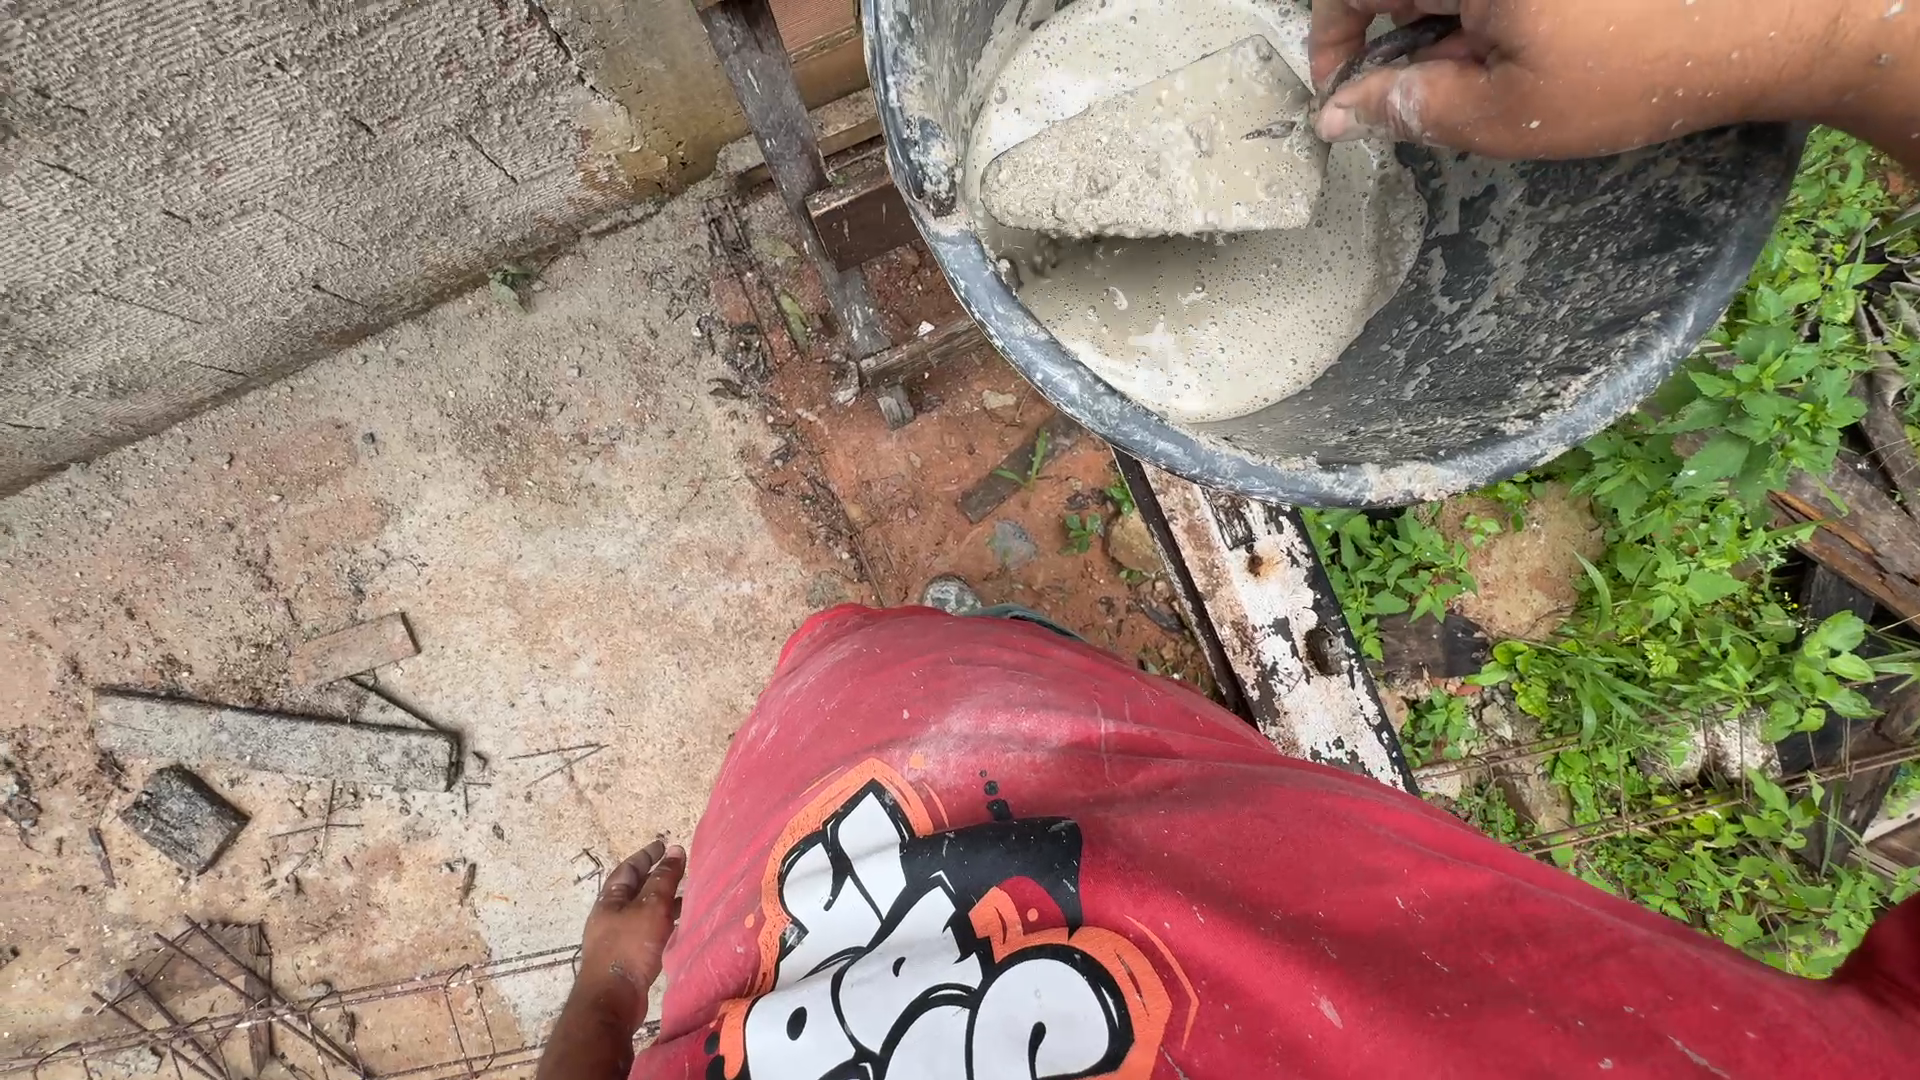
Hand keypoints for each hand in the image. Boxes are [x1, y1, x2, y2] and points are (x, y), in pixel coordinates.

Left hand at [538, 840, 685, 1079]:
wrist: (612, 1002)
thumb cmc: (629, 947)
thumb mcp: (650, 906)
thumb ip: (664, 878)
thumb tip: (675, 849)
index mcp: (610, 900)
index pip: (629, 868)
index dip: (647, 855)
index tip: (664, 845)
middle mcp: (611, 916)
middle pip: (636, 889)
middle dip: (657, 876)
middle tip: (681, 867)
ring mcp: (618, 938)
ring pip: (644, 910)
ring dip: (663, 900)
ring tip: (687, 893)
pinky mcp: (629, 957)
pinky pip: (649, 930)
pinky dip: (664, 921)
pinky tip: (679, 923)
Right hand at [1309, 0, 1912, 162]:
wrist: (1802, 12)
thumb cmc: (1639, 70)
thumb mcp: (1501, 112)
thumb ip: (1405, 108)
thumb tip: (1336, 114)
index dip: (1333, 39)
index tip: (1344, 92)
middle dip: (1405, 45)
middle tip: (1445, 93)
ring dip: (1456, 33)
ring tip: (1508, 68)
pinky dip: (1498, 18)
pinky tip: (1539, 40)